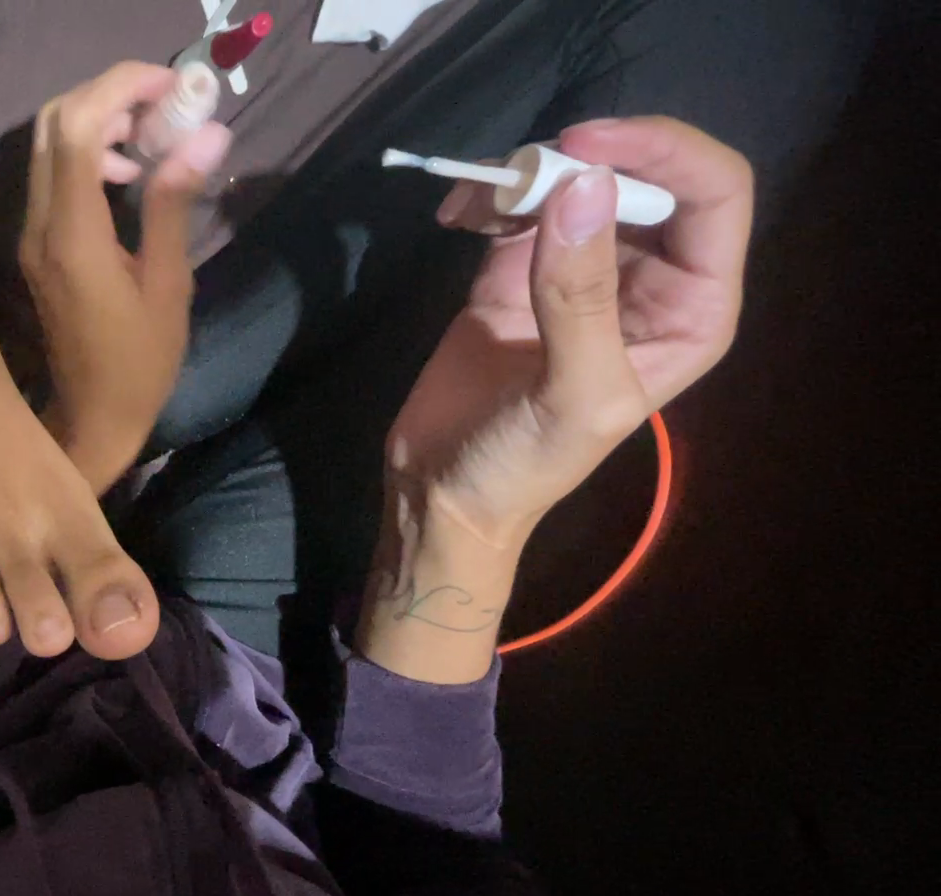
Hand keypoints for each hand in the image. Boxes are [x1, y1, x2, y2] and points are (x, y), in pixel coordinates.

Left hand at [21, 62, 231, 493]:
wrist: (91, 416)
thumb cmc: (139, 363)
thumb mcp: (168, 286)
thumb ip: (175, 206)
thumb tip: (207, 133)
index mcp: (74, 238)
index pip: (76, 127)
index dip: (120, 88)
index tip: (171, 87)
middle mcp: (39, 229)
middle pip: (51, 124)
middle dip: (106, 95)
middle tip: (162, 107)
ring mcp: (30, 240)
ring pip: (46, 147)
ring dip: (95, 123)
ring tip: (152, 137)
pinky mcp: (35, 250)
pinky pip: (50, 180)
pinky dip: (84, 156)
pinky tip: (126, 176)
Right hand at [391, 116, 753, 544]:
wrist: (441, 492)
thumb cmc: (524, 464)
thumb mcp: (571, 391)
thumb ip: (579, 296)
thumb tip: (578, 190)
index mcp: (686, 309)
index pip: (709, 198)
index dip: (661, 156)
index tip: (582, 148)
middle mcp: (638, 283)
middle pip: (638, 183)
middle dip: (583, 164)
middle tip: (515, 172)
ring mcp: (569, 278)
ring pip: (570, 193)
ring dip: (524, 178)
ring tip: (472, 199)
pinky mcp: (507, 283)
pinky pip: (511, 220)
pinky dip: (486, 203)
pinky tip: (457, 215)